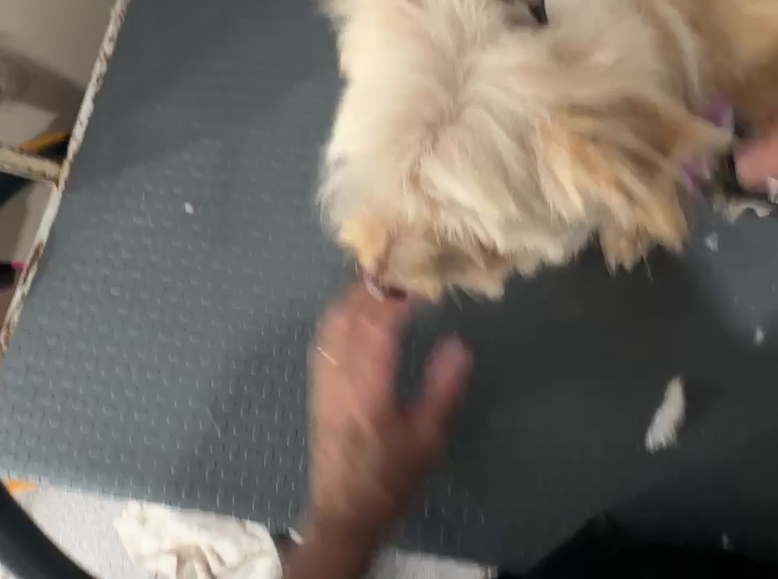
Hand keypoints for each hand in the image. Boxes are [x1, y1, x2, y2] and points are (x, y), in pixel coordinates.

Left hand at [303, 282, 471, 544]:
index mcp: (367, 388)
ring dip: (356, 294)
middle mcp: (340, 377)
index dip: (396, 296)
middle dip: (374, 285)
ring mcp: (324, 381)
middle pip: (349, 316)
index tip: (422, 278)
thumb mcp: (427, 439)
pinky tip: (357, 306)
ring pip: (332, 323)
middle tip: (403, 263)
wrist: (344, 514)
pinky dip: (342, 312)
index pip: (376, 326)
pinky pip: (325, 337)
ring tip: (383, 276)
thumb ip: (442, 389)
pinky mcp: (318, 387)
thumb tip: (458, 342)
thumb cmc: (390, 478)